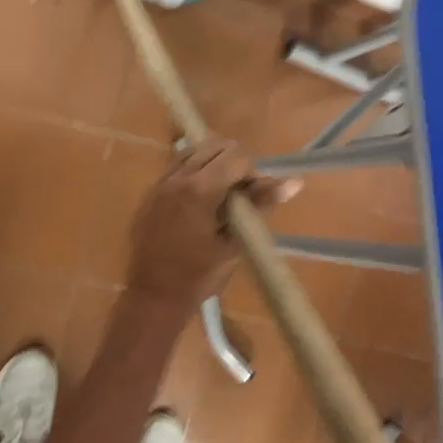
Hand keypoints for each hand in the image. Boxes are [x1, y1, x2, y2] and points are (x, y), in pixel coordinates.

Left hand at [124, 138, 295, 306]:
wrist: (154, 296)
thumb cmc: (198, 276)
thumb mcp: (234, 243)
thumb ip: (259, 206)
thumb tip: (294, 182)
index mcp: (200, 189)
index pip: (236, 157)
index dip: (252, 173)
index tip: (253, 199)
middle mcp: (177, 178)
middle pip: (213, 146)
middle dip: (233, 163)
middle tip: (240, 195)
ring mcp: (159, 185)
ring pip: (191, 152)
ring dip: (211, 163)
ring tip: (220, 193)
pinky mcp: (149, 195)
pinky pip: (173, 168)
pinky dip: (191, 172)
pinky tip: (198, 201)